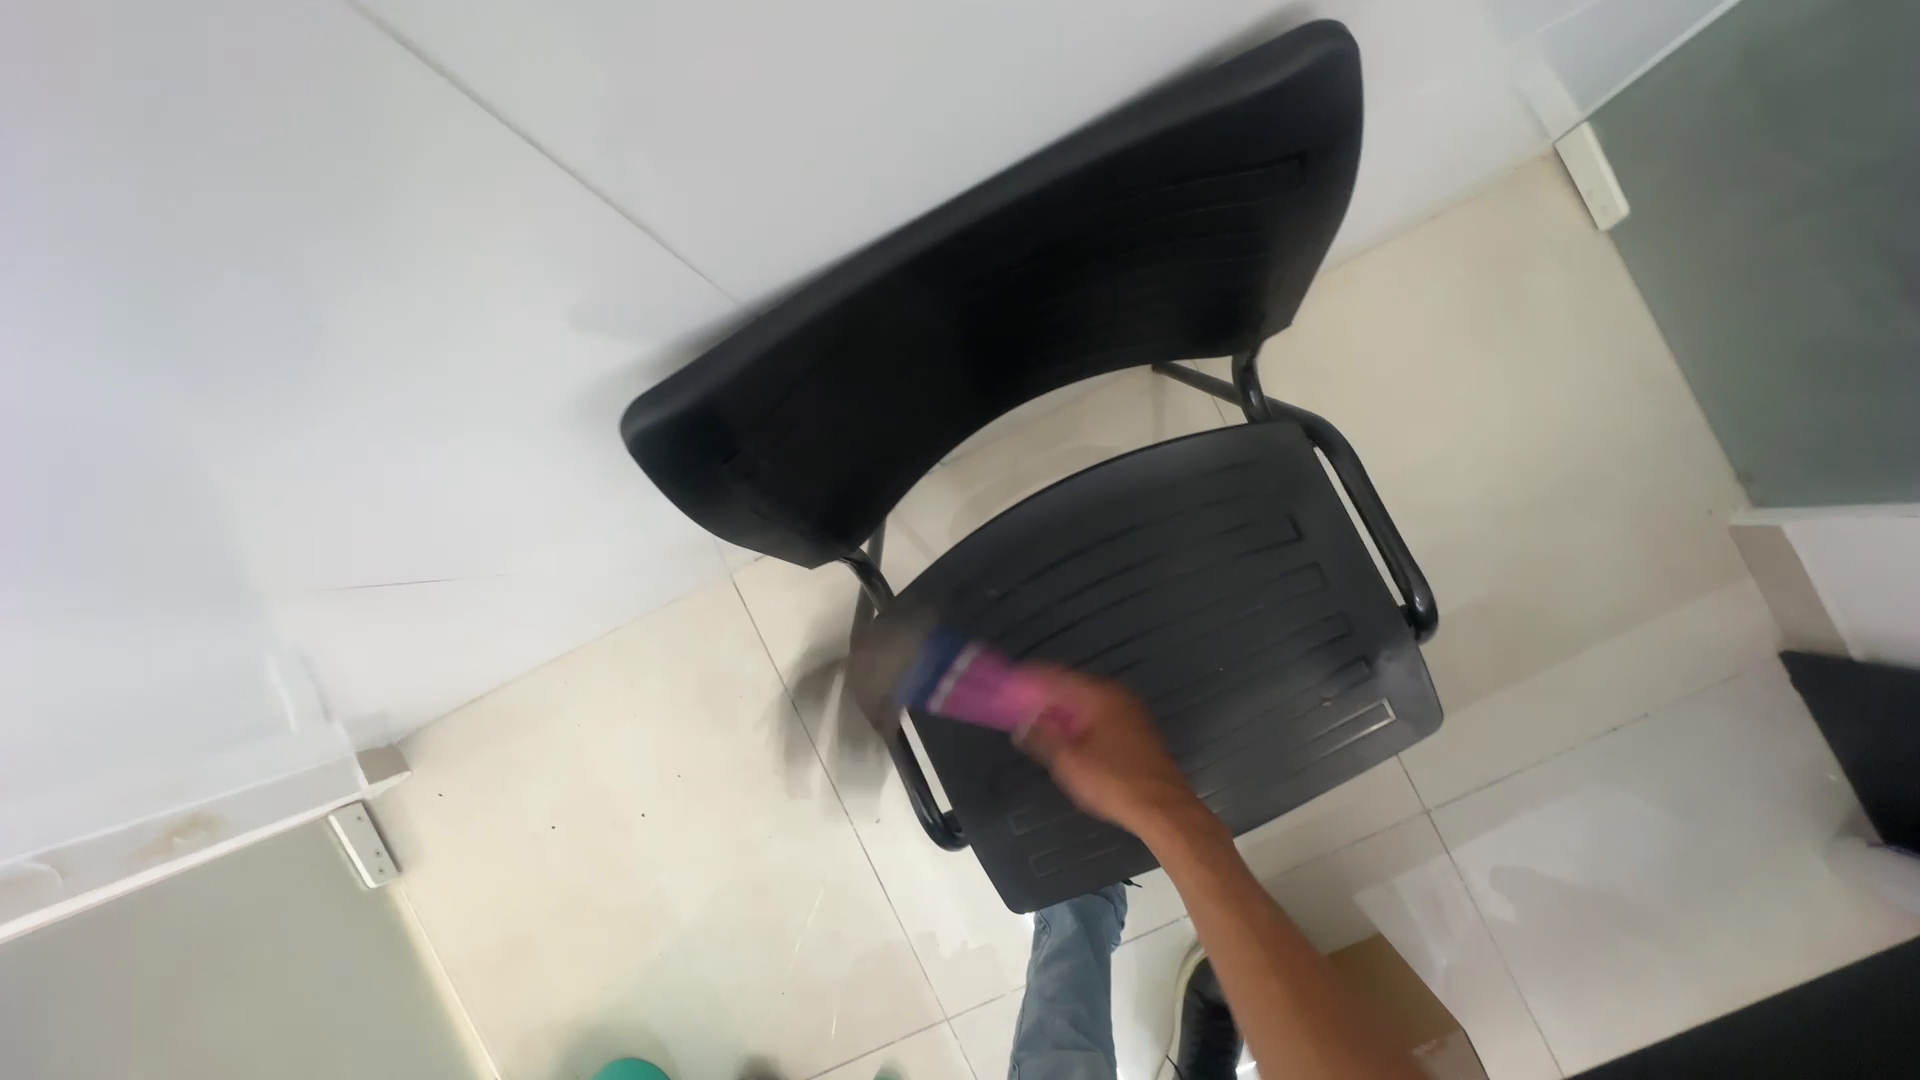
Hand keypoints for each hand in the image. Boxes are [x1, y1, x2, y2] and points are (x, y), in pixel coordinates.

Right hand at [1016, 671, 1205, 836]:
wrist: (1162, 809)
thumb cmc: (1118, 784)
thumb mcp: (1066, 761)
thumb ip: (1040, 737)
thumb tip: (1024, 726)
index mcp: (1098, 695)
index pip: (1054, 676)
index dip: (1027, 680)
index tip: (1007, 685)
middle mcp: (1116, 697)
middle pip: (1070, 688)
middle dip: (1043, 699)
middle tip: (1018, 709)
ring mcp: (1130, 713)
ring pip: (1085, 705)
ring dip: (1061, 713)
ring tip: (1038, 728)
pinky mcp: (1136, 732)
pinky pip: (1099, 718)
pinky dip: (1079, 724)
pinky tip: (1067, 742)